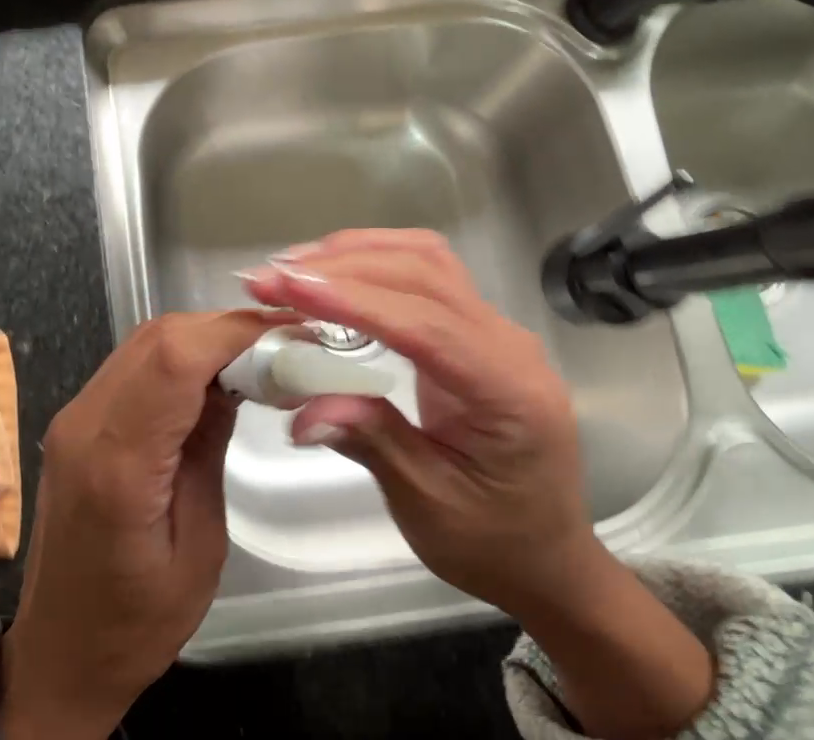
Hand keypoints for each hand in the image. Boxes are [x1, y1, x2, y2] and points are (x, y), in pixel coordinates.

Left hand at [0, 311, 284, 739]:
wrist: (59, 652)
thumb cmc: (137, 623)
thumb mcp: (199, 546)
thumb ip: (210, 450)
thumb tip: (239, 378)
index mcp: (118, 465)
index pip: (174, 359)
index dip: (235, 332)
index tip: (291, 334)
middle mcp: (84, 424)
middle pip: (158, 338)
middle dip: (225, 330)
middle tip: (284, 347)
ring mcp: (72, 418)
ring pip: (143, 343)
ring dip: (202, 339)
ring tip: (257, 359)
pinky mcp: (74, 423)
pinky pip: (130, 366)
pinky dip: (177, 358)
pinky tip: (213, 377)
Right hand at [239, 229, 589, 612]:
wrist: (545, 558)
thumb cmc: (493, 541)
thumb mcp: (428, 504)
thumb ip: (371, 441)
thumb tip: (302, 410)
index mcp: (508, 390)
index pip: (426, 324)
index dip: (353, 301)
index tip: (287, 288)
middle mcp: (509, 345)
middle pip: (425, 273)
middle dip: (342, 268)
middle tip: (268, 280)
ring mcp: (495, 332)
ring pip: (425, 261)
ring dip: (355, 255)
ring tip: (289, 268)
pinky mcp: (474, 332)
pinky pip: (424, 278)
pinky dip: (371, 267)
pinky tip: (329, 277)